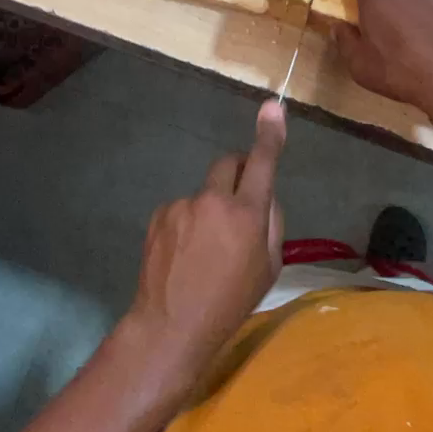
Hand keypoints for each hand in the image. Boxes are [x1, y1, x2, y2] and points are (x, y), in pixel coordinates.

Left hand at [128, 100, 286, 368]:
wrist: (171, 325)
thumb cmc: (230, 302)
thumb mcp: (269, 268)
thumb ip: (272, 224)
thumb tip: (265, 196)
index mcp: (246, 213)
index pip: (262, 163)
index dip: (270, 134)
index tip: (274, 106)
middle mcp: (213, 200)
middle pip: (228, 164)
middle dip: (238, 173)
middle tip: (241, 203)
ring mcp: (181, 206)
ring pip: (205, 194)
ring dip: (210, 209)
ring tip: (205, 251)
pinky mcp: (158, 215)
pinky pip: (182, 210)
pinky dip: (188, 223)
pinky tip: (184, 255)